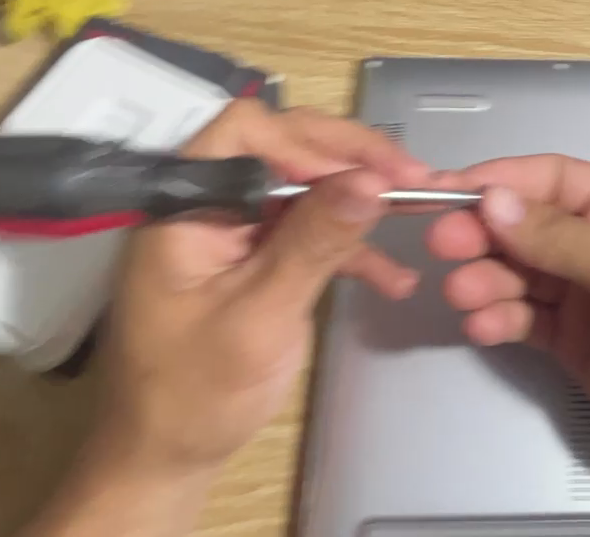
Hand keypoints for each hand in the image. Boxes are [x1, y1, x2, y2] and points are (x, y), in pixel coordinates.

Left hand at [26, 101, 429, 536]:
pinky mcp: (263, 253)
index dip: (310, 140)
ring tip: (421, 208)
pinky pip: (315, 231)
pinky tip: (395, 277)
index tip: (367, 171)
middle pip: (288, 150)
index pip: (247, 131)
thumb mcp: (259, 316)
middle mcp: (213, 201)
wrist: (168, 458)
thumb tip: (370, 180)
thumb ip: (314, 242)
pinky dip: (356, 248)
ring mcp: (240, 226)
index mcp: (188, 202)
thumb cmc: (194, 393)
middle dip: (353, 163)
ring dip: (365, 200)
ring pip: (310, 187)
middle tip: (413, 178)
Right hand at [424, 154, 589, 484]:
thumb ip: (562, 237)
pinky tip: (485, 325)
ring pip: (519, 273)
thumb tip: (498, 201)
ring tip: (465, 295)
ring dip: (486, 280)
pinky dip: (500, 319)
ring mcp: (587, 292)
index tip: (447, 189)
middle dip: (483, 232)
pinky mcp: (576, 339)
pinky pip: (526, 318)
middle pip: (526, 225)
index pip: (549, 179)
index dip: (497, 180)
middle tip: (444, 244)